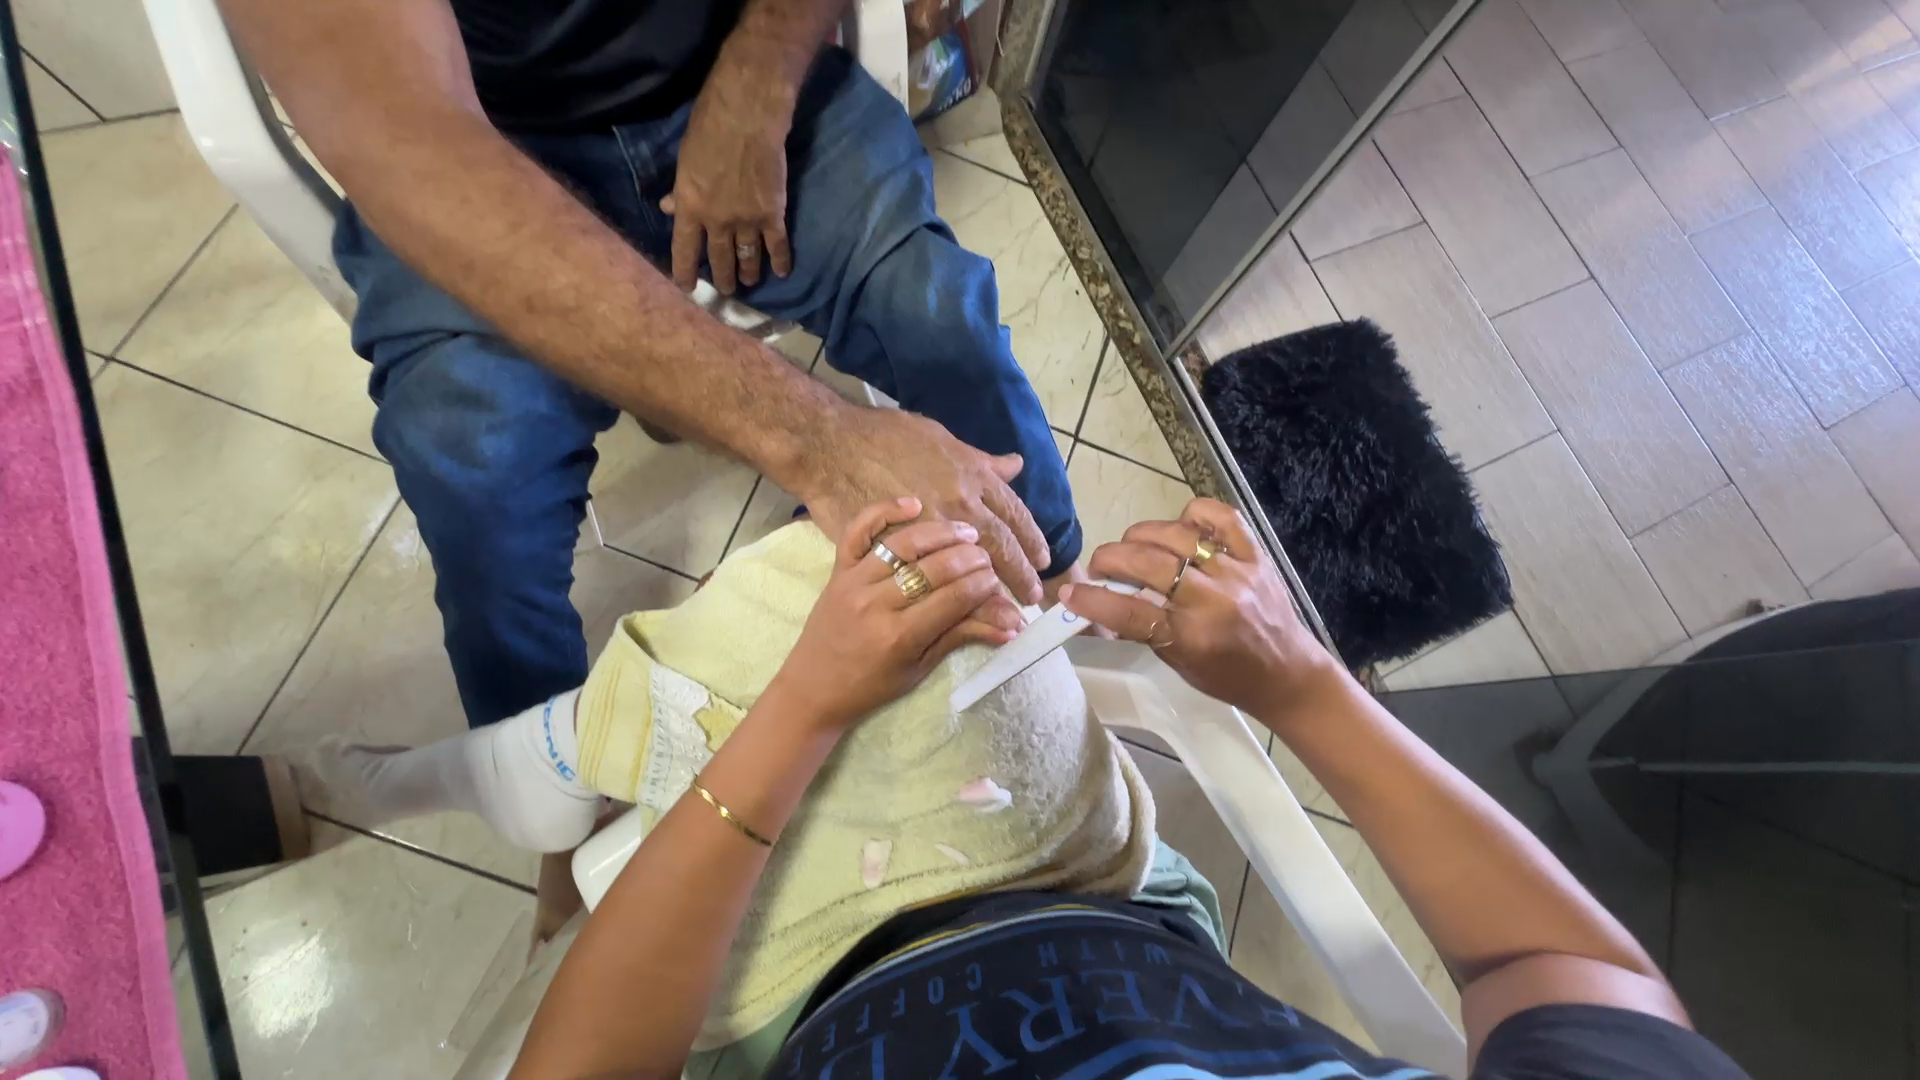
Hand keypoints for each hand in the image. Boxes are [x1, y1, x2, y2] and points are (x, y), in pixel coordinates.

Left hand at [663, 73, 792, 293]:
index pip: (684, 248)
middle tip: (726, 289)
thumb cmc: (709, 127)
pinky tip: (782, 272)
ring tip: (749, 282)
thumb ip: (681, 191)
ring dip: (749, 273)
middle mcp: (717, 221)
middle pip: (720, 258)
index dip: (684, 271)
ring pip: (748, 257)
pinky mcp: (773, 215)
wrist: (747, 117)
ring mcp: (747, 221)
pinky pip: (777, 246)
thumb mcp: (685, 160)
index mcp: (690, 206)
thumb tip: (670, 209)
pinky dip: (780, 261)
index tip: (687, 287)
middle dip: (723, 278)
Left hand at [769, 498, 1020, 729]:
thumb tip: (1011, 626)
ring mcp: (854, 582)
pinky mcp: (838, 569)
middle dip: (970, 559)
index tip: (998, 580)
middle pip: (934, 569)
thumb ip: (961, 636)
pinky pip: (858, 531)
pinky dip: (884, 511)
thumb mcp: (920, 668)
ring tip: (968, 531)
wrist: (813, 688)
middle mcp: (877, 603)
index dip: (982, 586)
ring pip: (904, 545)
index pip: (953, 598)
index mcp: (900, 636)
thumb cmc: (871, 686)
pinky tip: (914, 504)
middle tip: (987, 556)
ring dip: (941, 533)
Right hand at [800, 408, 1051, 606]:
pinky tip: (969, 621)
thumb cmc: (880, 434)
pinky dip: (955, 610)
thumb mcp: (938, 437)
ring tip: (1009, 616)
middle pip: (999, 547)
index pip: (1013, 514)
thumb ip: (978, 460)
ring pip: (970, 572)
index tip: (1042, 560)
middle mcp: (956, 507)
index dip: (1031, 540)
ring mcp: (924, 534)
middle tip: (1033, 595)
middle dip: (1020, 574)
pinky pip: (930, 588)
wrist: (827, 444)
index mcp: (969, 477)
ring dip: (994, 597)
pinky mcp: (892, 561)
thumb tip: (1014, 466)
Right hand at [1059, 498, 1339, 717]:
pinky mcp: (1254, 553)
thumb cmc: (1227, 676)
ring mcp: (1237, 571)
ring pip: (1175, 534)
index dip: (1092, 600)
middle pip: (1148, 564)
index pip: (1130, 612)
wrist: (1288, 674)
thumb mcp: (1177, 663)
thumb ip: (1141, 629)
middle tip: (1100, 566)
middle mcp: (1214, 600)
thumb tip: (1100, 602)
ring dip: (1141, 536)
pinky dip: (1191, 515)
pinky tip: (1179, 529)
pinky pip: (1218, 516)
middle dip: (1110, 559)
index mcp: (1193, 637)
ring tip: (1133, 548)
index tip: (1069, 594)